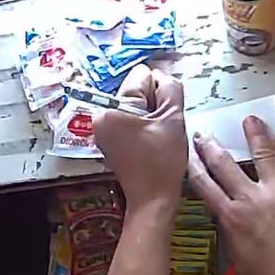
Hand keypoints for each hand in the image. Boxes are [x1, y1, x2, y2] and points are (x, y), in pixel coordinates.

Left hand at [93, 67, 186, 211]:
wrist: (152, 199)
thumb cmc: (162, 162)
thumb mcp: (173, 119)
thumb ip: (170, 88)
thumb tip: (162, 75)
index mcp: (112, 109)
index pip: (142, 76)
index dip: (160, 91)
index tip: (164, 115)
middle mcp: (101, 115)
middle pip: (136, 90)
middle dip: (153, 104)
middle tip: (161, 129)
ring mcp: (103, 129)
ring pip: (135, 105)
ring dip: (150, 116)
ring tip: (156, 137)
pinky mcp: (109, 139)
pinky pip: (130, 120)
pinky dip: (143, 127)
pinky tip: (150, 143)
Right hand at [188, 115, 274, 274]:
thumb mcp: (241, 262)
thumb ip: (232, 234)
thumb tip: (229, 218)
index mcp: (232, 218)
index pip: (205, 186)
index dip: (193, 167)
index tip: (187, 153)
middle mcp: (252, 198)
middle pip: (226, 165)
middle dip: (212, 147)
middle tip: (204, 133)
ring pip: (263, 154)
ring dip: (254, 135)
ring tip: (250, 119)